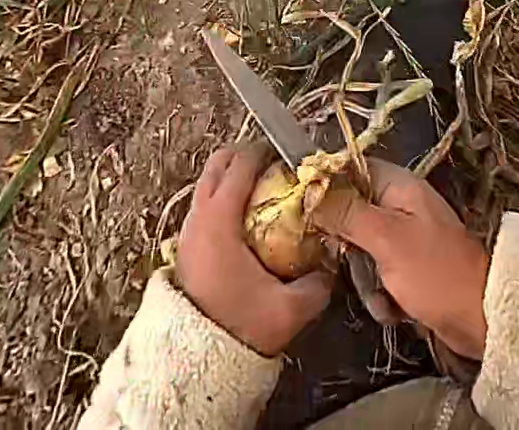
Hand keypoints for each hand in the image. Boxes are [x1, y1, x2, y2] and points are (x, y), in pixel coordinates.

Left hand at [175, 144, 334, 356]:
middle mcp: (198, 217)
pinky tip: (248, 220)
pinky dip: (224, 198)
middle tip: (275, 166)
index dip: (266, 152)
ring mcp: (187, 231)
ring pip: (208, 182)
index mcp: (219, 221)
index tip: (289, 156)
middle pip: (219, 163)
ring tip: (265, 192)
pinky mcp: (185, 247)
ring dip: (234, 177)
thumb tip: (333, 264)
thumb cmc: (237, 329)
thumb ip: (317, 283)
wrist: (191, 366)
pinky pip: (205, 204)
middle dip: (246, 156)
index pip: (241, 165)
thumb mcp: (288, 310)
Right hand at [314, 160, 489, 357]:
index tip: (306, 209)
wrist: (480, 318)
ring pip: (359, 247)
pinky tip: (392, 307)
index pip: (350, 169)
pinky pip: (376, 272)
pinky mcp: (406, 266)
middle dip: (347, 244)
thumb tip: (310, 190)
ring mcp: (403, 236)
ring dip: (365, 276)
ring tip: (381, 293)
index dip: (326, 185)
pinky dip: (380, 292)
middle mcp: (399, 204)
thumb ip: (346, 212)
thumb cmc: (434, 270)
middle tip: (348, 260)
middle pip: (350, 211)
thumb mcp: (386, 239)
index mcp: (398, 184)